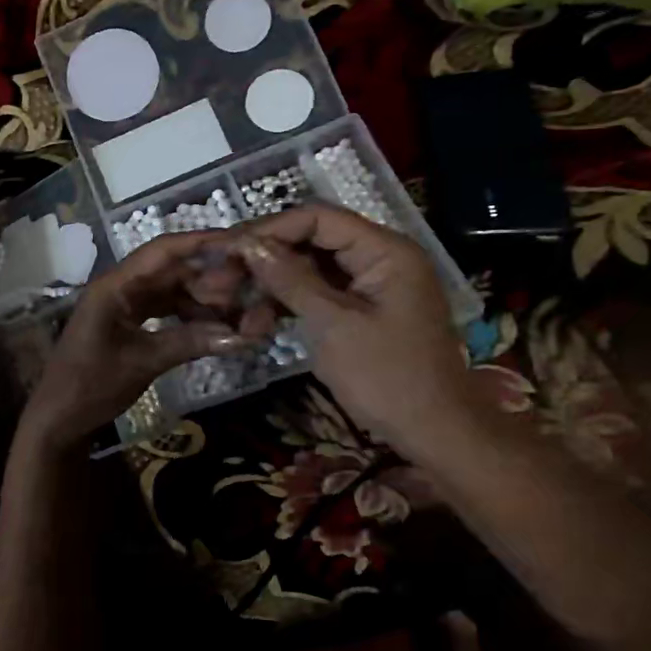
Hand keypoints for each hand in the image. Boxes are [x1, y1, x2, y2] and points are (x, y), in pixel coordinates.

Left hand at [18, 230, 251, 452]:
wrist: (59, 418)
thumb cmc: (91, 386)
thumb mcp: (143, 363)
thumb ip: (190, 343)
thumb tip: (243, 334)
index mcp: (113, 287)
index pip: (162, 252)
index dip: (200, 243)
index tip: (240, 242)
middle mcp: (118, 288)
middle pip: (170, 270)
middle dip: (208, 277)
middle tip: (249, 287)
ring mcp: (121, 306)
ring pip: (169, 291)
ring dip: (201, 299)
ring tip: (238, 310)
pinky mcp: (125, 324)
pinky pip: (162, 310)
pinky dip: (187, 316)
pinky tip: (214, 327)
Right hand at [231, 203, 483, 460]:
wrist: (433, 431)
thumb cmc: (387, 376)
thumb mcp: (333, 324)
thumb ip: (290, 279)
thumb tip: (248, 244)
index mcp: (384, 251)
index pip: (317, 218)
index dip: (269, 229)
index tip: (226, 249)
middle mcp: (378, 258)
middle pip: (310, 241)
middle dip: (263, 258)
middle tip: (218, 279)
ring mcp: (369, 286)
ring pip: (308, 269)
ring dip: (268, 285)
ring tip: (230, 306)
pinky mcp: (359, 311)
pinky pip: (315, 294)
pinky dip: (286, 305)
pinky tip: (255, 323)